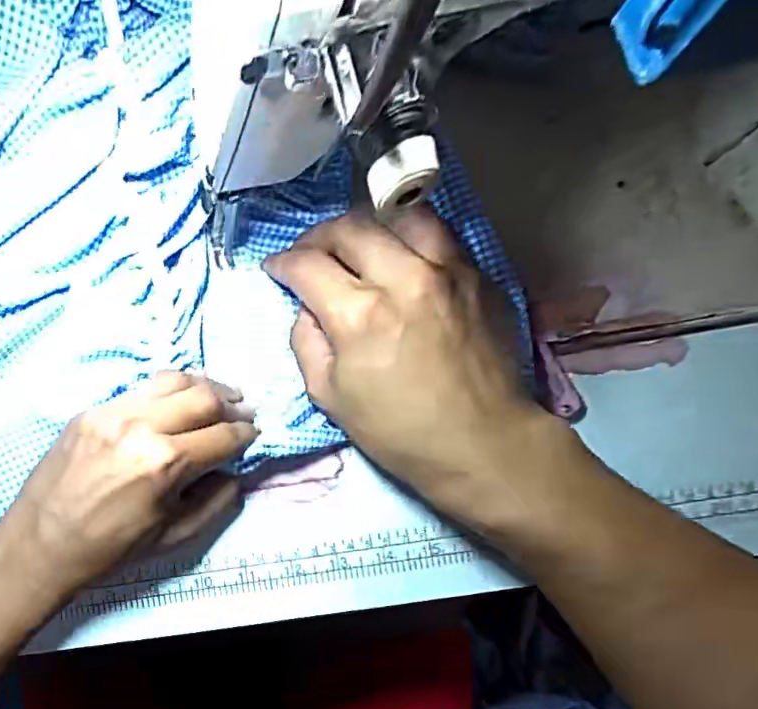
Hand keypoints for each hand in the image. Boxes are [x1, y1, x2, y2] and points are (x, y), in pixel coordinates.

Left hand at [0, 372, 257, 614]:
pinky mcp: (91, 411)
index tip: (254, 434)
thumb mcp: (174, 535)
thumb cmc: (112, 548)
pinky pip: (140, 389)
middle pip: (203, 397)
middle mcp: (142, 427)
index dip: (246, 435)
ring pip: (172, 381)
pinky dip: (168, 391)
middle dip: (232, 404)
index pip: (222, 436)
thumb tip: (233, 472)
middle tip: (243, 412)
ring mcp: (112, 413)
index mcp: (166, 463)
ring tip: (218, 396)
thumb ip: (214, 501)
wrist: (43, 543)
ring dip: (203, 386)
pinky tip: (176, 401)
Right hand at [262, 208, 575, 530]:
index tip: (277, 268)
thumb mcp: (331, 399)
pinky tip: (405, 259)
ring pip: (400, 217)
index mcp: (360, 316)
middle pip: (350, 228)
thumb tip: (308, 309)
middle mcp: (404, 277)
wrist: (481, 443)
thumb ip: (308, 344)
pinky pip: (440, 235)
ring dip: (370, 226)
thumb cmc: (399, 433)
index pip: (308, 265)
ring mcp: (448, 270)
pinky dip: (411, 239)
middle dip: (318, 237)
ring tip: (361, 246)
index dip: (283, 263)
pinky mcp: (479, 276)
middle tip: (311, 254)